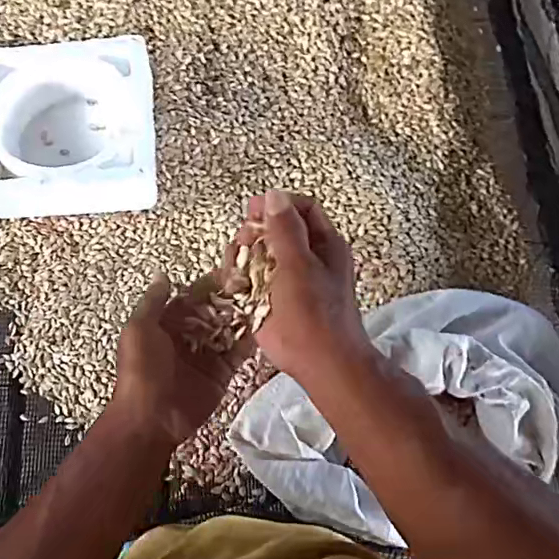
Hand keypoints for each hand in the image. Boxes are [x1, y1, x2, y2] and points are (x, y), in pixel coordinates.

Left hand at [110, 273, 251, 448]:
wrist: (150, 418)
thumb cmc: (140, 370)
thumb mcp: (139, 329)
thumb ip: (154, 302)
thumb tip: (163, 275)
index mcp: (165, 325)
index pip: (191, 299)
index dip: (209, 285)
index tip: (231, 270)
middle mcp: (188, 338)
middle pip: (213, 313)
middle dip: (231, 299)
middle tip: (254, 283)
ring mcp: (206, 356)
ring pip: (228, 331)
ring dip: (244, 316)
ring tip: (265, 299)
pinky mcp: (221, 374)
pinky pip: (238, 353)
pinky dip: (250, 340)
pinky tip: (266, 324)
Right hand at [245, 190, 375, 388]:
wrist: (320, 362)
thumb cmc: (315, 313)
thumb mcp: (299, 265)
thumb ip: (285, 229)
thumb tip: (273, 196)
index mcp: (324, 244)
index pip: (301, 208)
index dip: (277, 205)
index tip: (253, 211)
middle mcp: (307, 259)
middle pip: (276, 230)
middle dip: (256, 232)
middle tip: (244, 242)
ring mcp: (288, 280)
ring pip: (260, 255)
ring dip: (244, 256)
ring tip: (236, 265)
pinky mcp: (271, 301)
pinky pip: (251, 281)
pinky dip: (240, 279)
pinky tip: (233, 284)